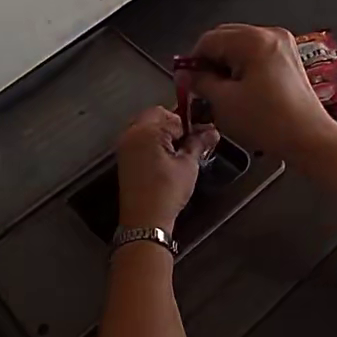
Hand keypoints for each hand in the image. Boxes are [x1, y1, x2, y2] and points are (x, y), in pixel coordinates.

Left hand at [116, 106, 218, 235]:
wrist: (145, 221)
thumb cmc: (167, 191)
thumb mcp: (188, 166)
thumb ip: (198, 144)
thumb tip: (212, 131)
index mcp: (146, 131)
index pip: (172, 115)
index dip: (189, 124)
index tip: (201, 135)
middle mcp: (131, 134)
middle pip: (155, 116)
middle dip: (174, 125)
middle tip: (190, 142)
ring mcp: (125, 146)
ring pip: (146, 128)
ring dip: (163, 133)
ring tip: (179, 151)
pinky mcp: (124, 159)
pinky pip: (140, 140)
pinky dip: (153, 143)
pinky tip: (166, 159)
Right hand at [185, 24, 336, 159]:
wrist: (309, 139)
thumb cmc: (270, 123)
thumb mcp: (224, 102)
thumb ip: (200, 82)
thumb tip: (187, 73)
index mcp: (253, 41)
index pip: (208, 40)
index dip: (192, 62)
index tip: (186, 81)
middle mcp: (270, 35)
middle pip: (225, 39)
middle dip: (210, 63)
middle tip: (202, 89)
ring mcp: (282, 46)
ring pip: (240, 48)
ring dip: (226, 67)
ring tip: (223, 95)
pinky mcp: (288, 60)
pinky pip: (256, 56)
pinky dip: (243, 70)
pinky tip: (241, 93)